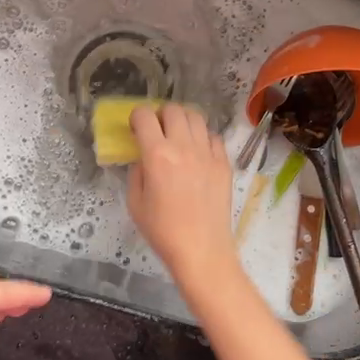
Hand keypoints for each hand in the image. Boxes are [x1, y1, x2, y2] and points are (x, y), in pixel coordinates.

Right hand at [126, 103, 236, 278]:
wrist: (202, 249)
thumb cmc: (163, 230)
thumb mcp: (135, 202)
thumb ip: (136, 172)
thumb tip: (143, 157)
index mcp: (157, 155)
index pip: (145, 116)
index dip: (136, 117)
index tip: (135, 128)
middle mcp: (184, 146)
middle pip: (173, 109)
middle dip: (161, 115)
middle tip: (157, 131)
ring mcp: (208, 153)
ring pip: (196, 117)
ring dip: (183, 121)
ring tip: (179, 137)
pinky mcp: (224, 163)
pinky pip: (213, 137)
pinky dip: (202, 138)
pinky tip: (197, 153)